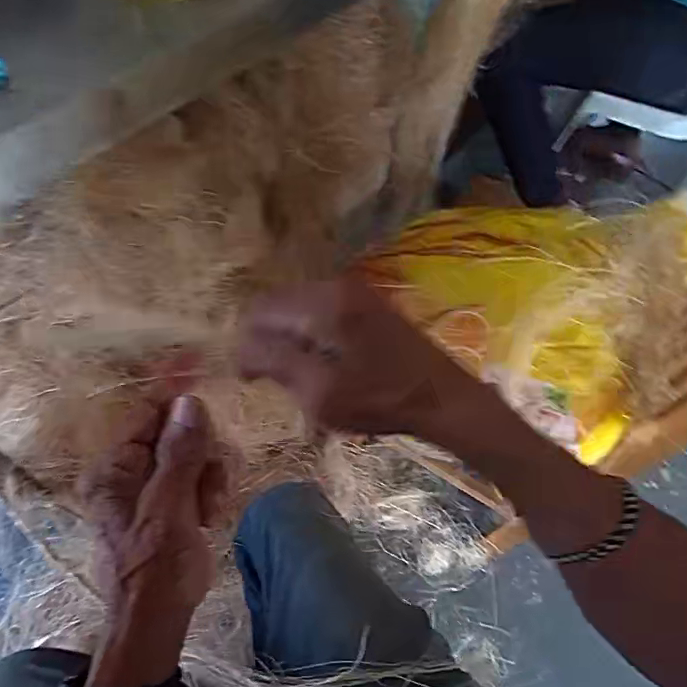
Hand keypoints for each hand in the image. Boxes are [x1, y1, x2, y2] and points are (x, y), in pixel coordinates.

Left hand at [77, 395, 227, 686]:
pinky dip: (207, 494)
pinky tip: (210, 519)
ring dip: (209, 479)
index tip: (212, 401)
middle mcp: (127, 474)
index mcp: (114, 470)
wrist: (156, 621)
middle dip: (202, 456)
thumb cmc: (156, 568)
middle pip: (174, 436)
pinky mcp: (167, 507)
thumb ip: (179, 455)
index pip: (147, 417)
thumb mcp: (169, 509)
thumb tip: (189, 402)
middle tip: (213, 487)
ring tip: (211, 512)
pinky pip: (194, 481)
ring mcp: (148, 491)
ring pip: (190, 458)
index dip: (180, 408)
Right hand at [238, 278, 495, 447]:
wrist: (445, 399)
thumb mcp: (321, 393)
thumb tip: (240, 349)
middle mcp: (337, 285)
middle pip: (279, 305)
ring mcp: (356, 292)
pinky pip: (320, 313)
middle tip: (269, 380)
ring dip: (288, 340)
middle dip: (266, 341)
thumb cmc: (381, 401)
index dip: (246, 344)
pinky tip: (321, 366)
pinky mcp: (368, 304)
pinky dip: (310, 337)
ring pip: (298, 309)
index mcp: (324, 303)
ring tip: (295, 377)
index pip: (261, 311)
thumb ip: (276, 364)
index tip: (248, 379)